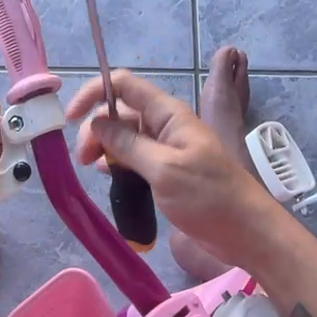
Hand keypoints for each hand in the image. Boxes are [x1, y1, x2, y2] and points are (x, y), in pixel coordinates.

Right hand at [65, 71, 280, 264]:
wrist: (245, 231)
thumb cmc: (208, 196)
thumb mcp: (164, 170)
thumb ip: (128, 145)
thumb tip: (97, 122)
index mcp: (167, 113)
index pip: (124, 85)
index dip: (94, 92)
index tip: (72, 116)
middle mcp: (164, 124)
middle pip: (120, 111)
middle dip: (96, 127)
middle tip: (83, 159)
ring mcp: (165, 147)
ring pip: (125, 135)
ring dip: (105, 145)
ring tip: (92, 168)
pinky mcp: (166, 170)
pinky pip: (134, 156)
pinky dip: (118, 162)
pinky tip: (107, 175)